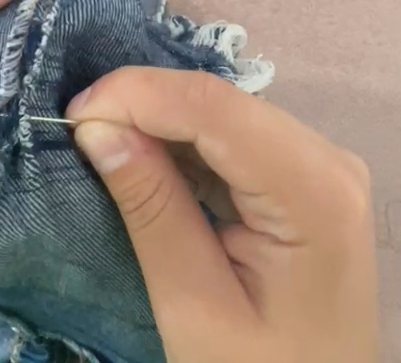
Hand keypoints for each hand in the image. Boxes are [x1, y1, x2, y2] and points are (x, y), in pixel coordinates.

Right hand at [67, 68, 379, 361]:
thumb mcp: (196, 308)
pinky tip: (145, 156)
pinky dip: (183, 141)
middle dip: (143, 103)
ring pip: (224, 111)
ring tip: (100, 138)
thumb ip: (151, 208)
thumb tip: (97, 126)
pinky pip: (235, 136)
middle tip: (77, 129)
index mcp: (315, 191)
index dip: (139, 92)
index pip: (215, 107)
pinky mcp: (306, 174)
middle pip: (221, 102)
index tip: (71, 113)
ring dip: (158, 119)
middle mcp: (328, 157)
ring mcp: (322, 162)